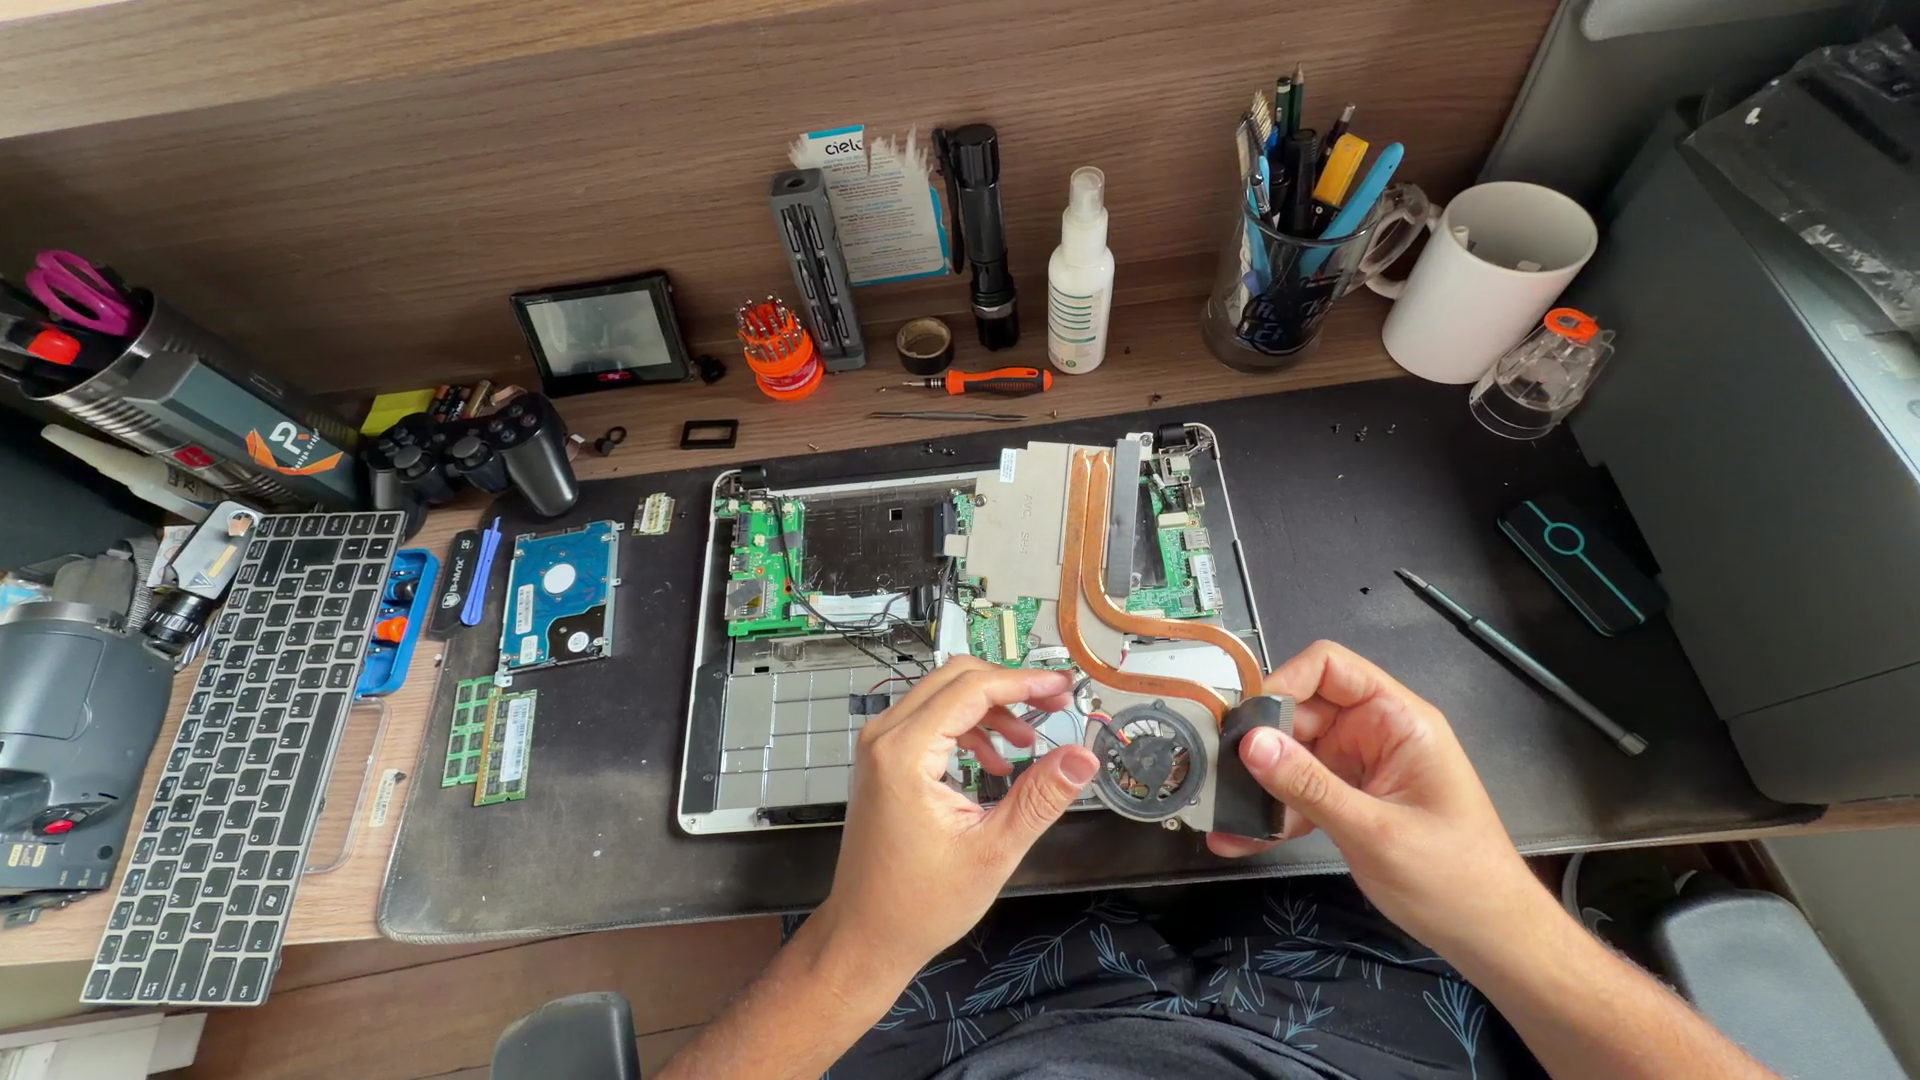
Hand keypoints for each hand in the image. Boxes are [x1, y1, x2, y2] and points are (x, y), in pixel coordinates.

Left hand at [812, 657, 1101, 981]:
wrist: (865, 935)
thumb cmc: (922, 903)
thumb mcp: (992, 851)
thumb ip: (1040, 797)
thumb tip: (1083, 757)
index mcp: (905, 752)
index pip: (971, 690)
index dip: (1023, 682)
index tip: (1064, 686)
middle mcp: (885, 735)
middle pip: (955, 679)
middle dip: (1010, 687)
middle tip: (1054, 706)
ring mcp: (878, 744)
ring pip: (943, 695)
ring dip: (990, 710)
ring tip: (1028, 745)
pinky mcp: (882, 758)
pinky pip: (930, 719)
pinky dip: (968, 728)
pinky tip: (994, 764)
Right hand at [1208, 640, 1548, 954]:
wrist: (1494, 942)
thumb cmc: (1455, 881)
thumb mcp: (1376, 832)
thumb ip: (1309, 786)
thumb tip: (1250, 743)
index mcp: (1396, 720)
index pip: (1330, 667)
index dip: (1285, 681)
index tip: (1249, 722)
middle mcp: (1372, 733)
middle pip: (1300, 712)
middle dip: (1259, 741)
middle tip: (1218, 770)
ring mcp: (1357, 767)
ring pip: (1290, 755)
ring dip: (1257, 783)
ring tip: (1221, 809)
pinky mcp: (1345, 799)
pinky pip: (1297, 793)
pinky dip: (1271, 813)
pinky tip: (1238, 837)